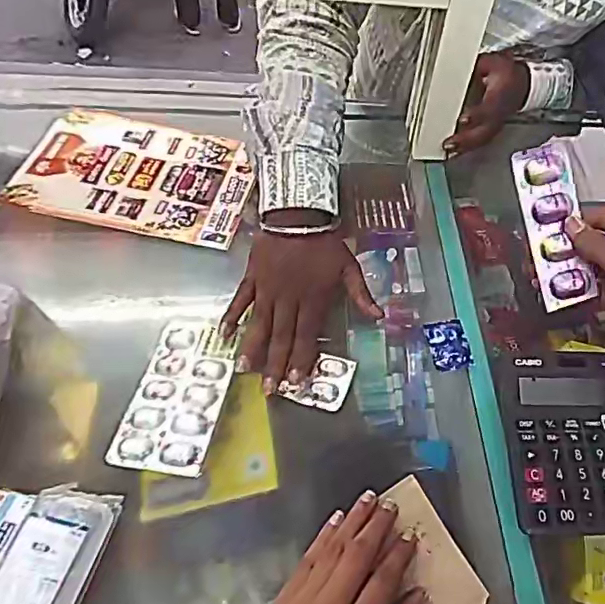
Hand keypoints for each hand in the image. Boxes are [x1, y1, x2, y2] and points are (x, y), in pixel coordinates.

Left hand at [173, 492, 425, 603]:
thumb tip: (416, 601)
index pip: (384, 581)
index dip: (399, 555)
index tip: (411, 535)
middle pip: (356, 556)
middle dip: (375, 527)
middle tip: (390, 504)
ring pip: (329, 551)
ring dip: (349, 523)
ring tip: (365, 500)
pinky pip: (304, 563)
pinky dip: (320, 539)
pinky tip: (332, 524)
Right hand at [222, 218, 382, 394]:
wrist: (298, 214)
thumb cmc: (325, 244)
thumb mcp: (349, 268)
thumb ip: (362, 295)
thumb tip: (380, 317)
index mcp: (313, 301)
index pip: (306, 336)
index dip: (300, 360)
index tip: (294, 382)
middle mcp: (288, 301)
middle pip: (281, 337)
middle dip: (275, 365)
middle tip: (269, 389)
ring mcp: (267, 290)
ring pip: (259, 324)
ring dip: (252, 348)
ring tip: (244, 369)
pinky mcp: (252, 279)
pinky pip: (240, 300)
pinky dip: (232, 316)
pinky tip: (224, 335)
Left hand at [442, 52, 528, 156]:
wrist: (521, 84)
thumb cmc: (504, 73)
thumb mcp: (491, 63)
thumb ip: (474, 69)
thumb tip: (454, 71)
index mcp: (501, 92)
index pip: (489, 107)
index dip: (477, 115)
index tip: (463, 120)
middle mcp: (500, 111)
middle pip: (485, 129)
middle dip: (466, 138)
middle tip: (449, 143)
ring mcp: (497, 122)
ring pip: (483, 138)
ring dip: (465, 146)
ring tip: (449, 149)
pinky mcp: (493, 129)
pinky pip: (482, 141)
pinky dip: (469, 147)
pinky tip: (456, 151)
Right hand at [565, 207, 604, 375]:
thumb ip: (598, 245)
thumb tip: (575, 228)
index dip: (580, 222)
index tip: (555, 226)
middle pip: (593, 243)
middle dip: (570, 249)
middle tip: (547, 252)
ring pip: (588, 267)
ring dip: (570, 271)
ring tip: (550, 273)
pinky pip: (589, 288)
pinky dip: (576, 290)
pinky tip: (563, 291)